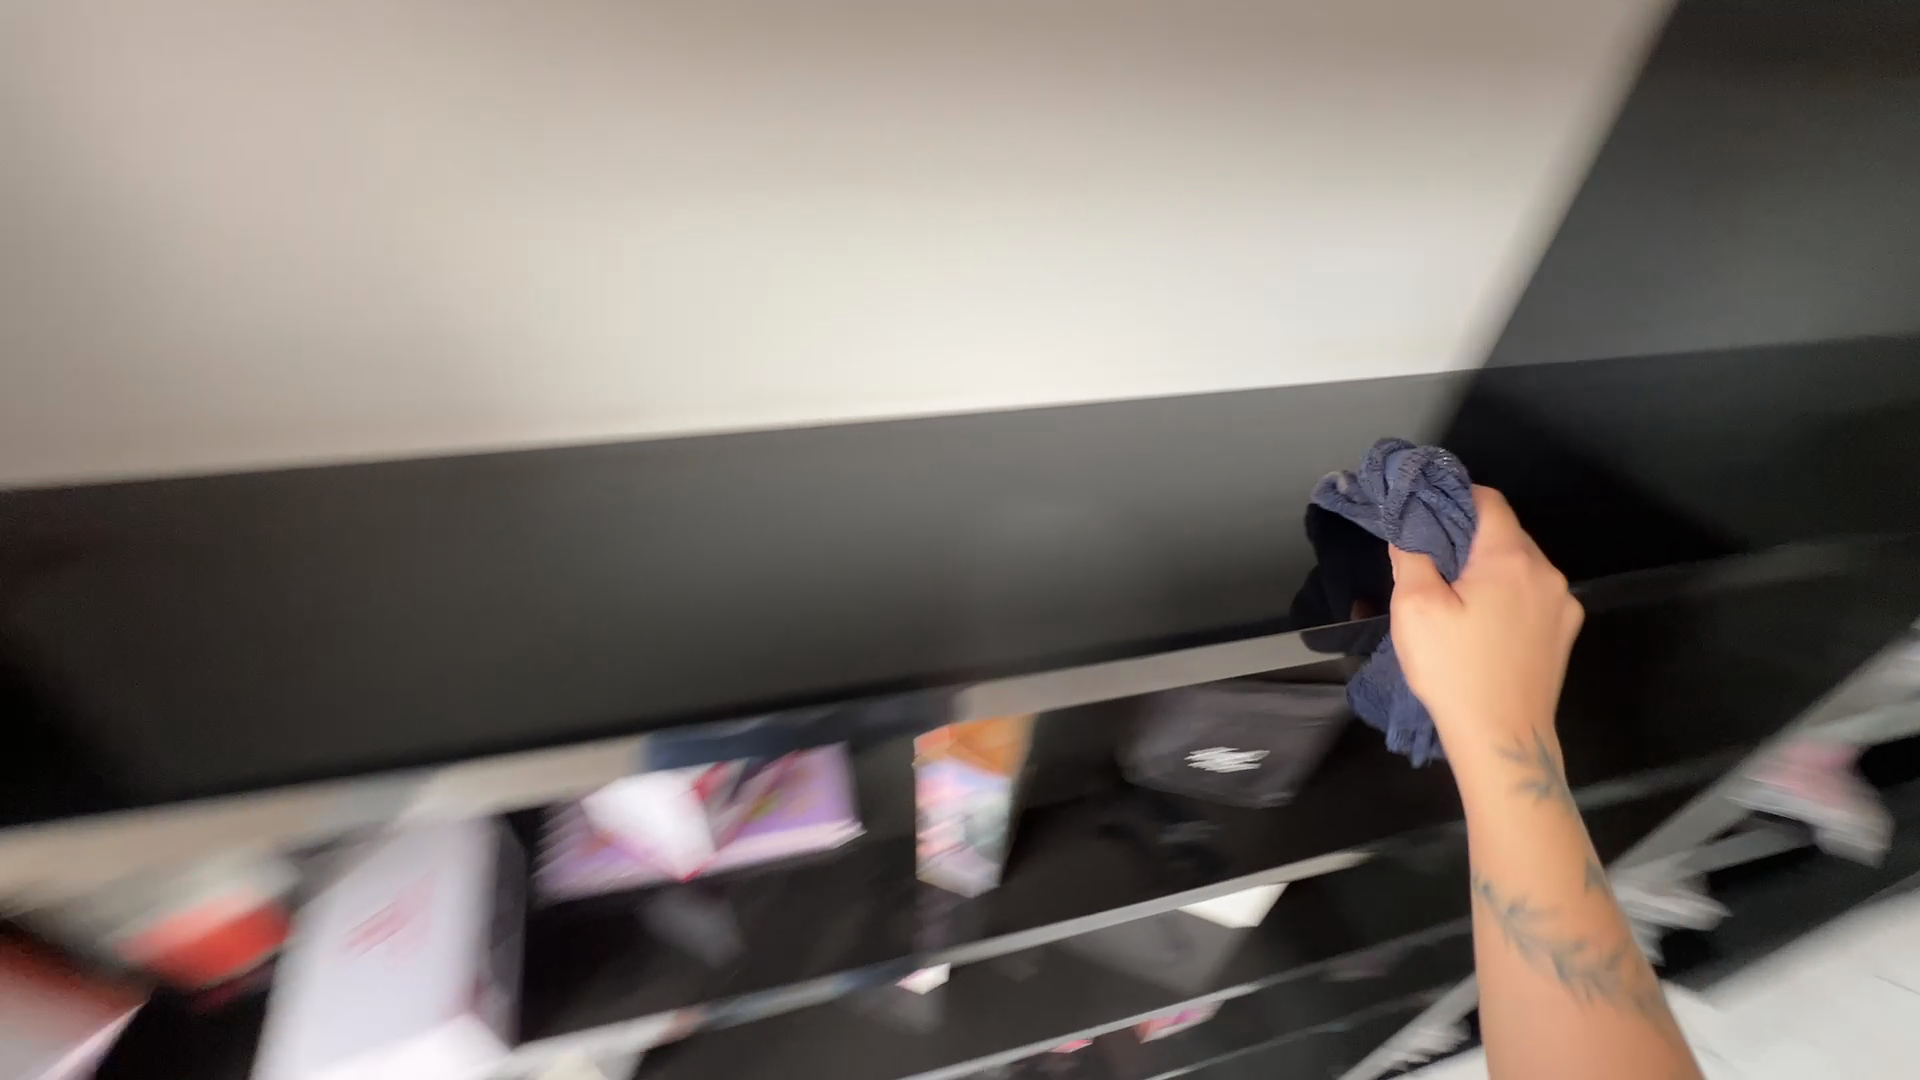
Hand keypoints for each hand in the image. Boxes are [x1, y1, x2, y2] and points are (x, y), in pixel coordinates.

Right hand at [1388, 486, 1583, 739]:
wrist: (1501, 734)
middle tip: (1427, 554)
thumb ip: (1411, 558)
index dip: (1454, 495)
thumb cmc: (1453, 667)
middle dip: (1466, 534)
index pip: (1489, 501)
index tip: (1423, 508)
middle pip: (1506, 533)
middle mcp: (1547, 574)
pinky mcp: (1563, 633)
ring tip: (1450, 590)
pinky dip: (1503, 592)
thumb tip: (1408, 531)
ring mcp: (1562, 605)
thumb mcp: (1414, 607)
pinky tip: (1478, 619)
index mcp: (1510, 559)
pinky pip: (1530, 594)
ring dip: (1485, 566)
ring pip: (1519, 565)